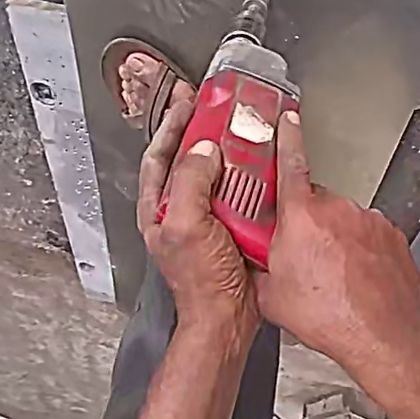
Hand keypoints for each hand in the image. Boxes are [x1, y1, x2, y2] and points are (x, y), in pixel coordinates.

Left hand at [138, 98, 255, 331]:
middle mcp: (181, 210)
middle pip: (187, 159)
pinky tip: (259, 161)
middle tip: (212, 104)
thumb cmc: (201, 282)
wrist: (228, 315)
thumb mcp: (186, 226)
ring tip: (237, 125)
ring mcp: (208, 217)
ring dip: (226, 149)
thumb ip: (189, 184)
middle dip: (198, 130)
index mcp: (159, 209)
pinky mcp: (234, 225)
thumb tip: (202, 150)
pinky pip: (240, 190)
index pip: (159, 156)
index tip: (186, 103)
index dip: (171, 127)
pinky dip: (248, 173)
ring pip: (215, 172)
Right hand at [256, 110, 419, 376]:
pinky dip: (360, 249)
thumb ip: (258, 267)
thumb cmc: (331, 316)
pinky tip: (355, 277)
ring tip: (332, 274)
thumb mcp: (272, 297)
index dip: (287, 137)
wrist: (381, 334)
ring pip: (342, 220)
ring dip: (335, 239)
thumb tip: (253, 263)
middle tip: (303, 255)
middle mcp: (338, 210)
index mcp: (302, 217)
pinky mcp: (390, 234)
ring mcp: (368, 221)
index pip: (291, 163)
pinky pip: (367, 234)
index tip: (288, 119)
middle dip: (307, 222)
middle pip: (315, 203)